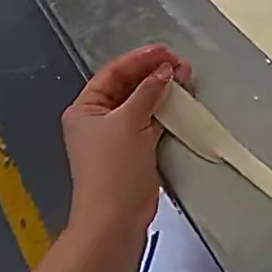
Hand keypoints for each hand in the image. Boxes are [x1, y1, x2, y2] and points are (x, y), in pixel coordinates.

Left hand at [61, 45, 190, 240]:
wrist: (115, 220)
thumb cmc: (113, 168)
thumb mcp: (129, 122)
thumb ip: (148, 92)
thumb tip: (165, 70)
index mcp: (86, 108)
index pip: (114, 73)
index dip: (139, 59)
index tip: (165, 51)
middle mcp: (99, 117)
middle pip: (128, 85)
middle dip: (153, 73)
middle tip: (179, 63)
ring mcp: (118, 133)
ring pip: (142, 101)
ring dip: (162, 89)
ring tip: (185, 75)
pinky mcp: (135, 148)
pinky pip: (151, 119)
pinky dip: (165, 109)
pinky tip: (181, 98)